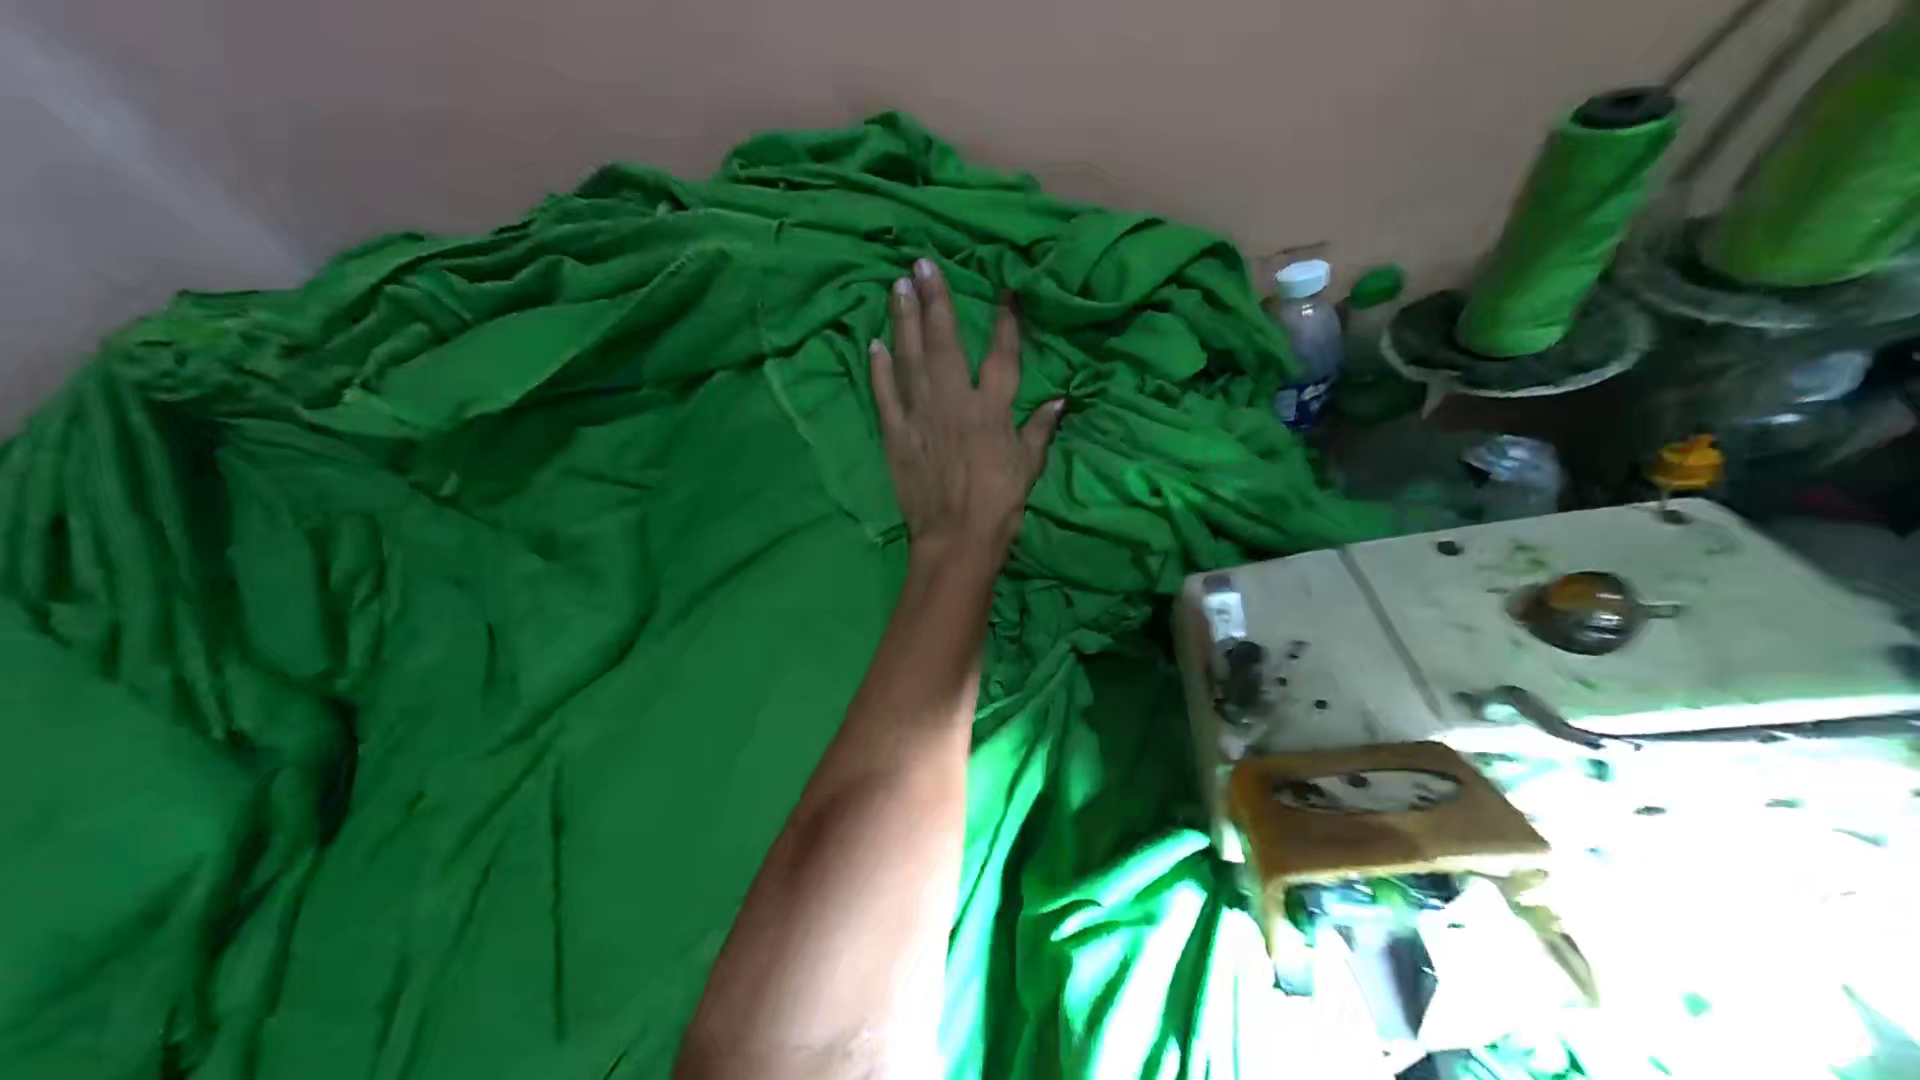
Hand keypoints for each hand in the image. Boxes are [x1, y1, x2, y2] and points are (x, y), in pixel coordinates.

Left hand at [869, 259, 1062, 559]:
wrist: (956, 540)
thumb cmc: (999, 506)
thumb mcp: (1029, 468)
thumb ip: (1040, 430)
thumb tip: (1061, 401)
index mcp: (992, 409)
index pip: (1002, 355)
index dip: (1006, 320)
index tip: (1004, 289)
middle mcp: (954, 402)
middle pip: (945, 342)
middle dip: (935, 300)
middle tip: (923, 264)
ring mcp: (921, 417)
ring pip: (910, 359)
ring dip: (903, 321)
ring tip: (897, 286)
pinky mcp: (896, 436)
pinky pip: (885, 395)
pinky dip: (878, 369)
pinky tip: (873, 343)